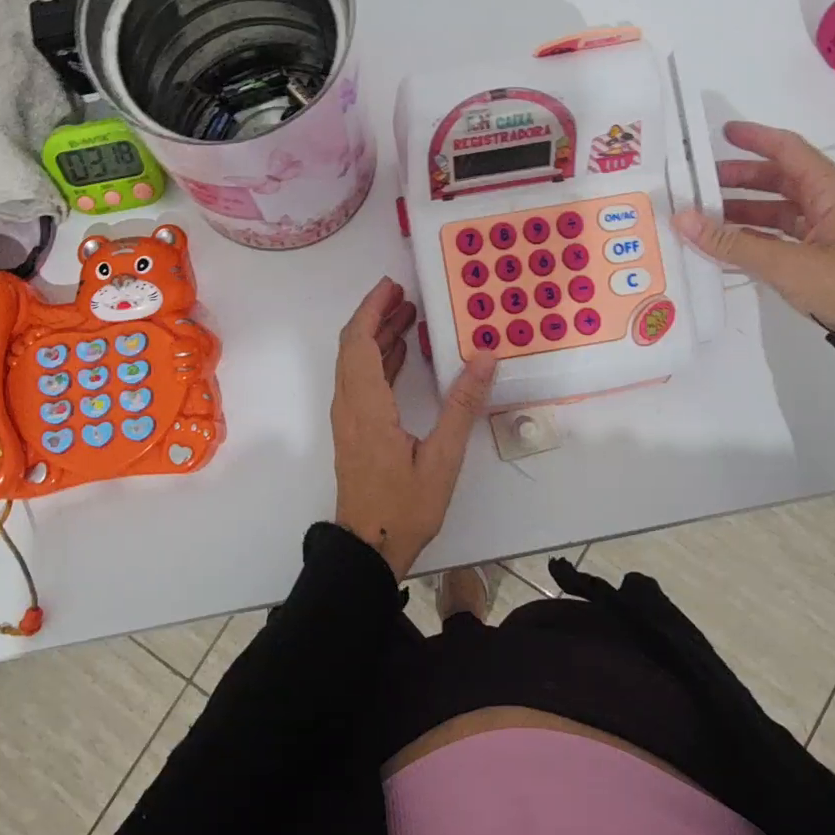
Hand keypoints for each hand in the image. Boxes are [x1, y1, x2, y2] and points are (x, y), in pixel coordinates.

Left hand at [331, 278, 497, 579]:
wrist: (368, 548)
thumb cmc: (404, 507)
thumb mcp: (442, 459)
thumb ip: (461, 406)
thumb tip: (484, 359)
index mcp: (366, 406)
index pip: (358, 342)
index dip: (371, 309)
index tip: (392, 286)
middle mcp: (350, 406)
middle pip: (353, 347)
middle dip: (375, 315)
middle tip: (406, 295)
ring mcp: (349, 419)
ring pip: (356, 364)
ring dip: (377, 337)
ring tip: (409, 317)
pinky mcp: (355, 431)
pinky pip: (361, 382)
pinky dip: (379, 361)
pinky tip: (403, 356)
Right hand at [673, 121, 834, 331]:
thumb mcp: (789, 265)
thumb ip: (733, 243)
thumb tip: (682, 218)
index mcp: (831, 189)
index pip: (788, 149)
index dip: (755, 138)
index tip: (720, 134)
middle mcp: (830, 201)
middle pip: (780, 177)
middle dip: (739, 178)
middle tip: (698, 184)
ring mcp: (828, 229)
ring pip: (779, 207)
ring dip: (743, 208)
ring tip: (704, 216)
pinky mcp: (825, 254)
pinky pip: (782, 233)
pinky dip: (755, 234)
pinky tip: (728, 244)